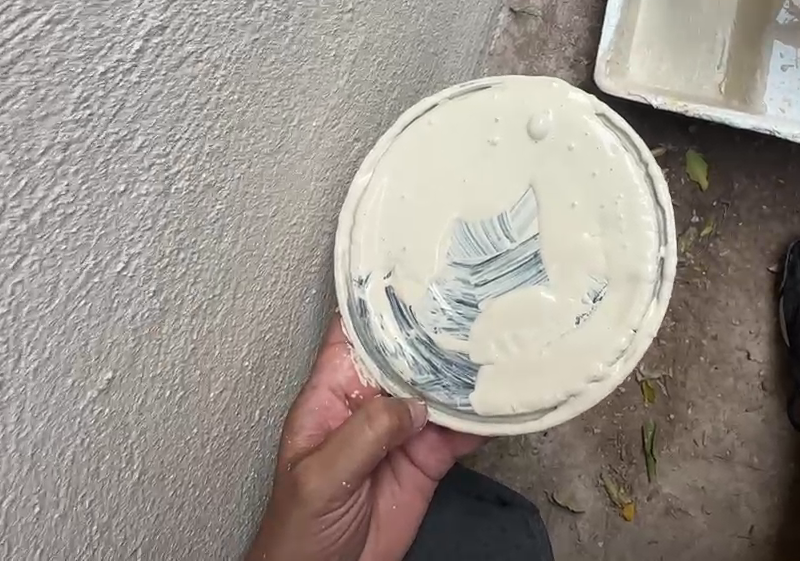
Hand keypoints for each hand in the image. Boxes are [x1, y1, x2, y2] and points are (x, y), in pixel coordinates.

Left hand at [245, 316, 481, 560]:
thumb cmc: (297, 532)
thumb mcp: (319, 477)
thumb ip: (364, 433)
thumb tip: (415, 401)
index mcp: (336, 391)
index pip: (355, 330)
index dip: (379, 298)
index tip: (412, 267)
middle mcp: (373, 399)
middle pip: (408, 351)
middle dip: (436, 326)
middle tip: (474, 296)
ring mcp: (404, 427)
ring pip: (440, 385)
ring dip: (466, 368)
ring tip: (498, 340)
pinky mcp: (430, 456)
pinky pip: (461, 428)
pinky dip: (483, 414)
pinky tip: (502, 397)